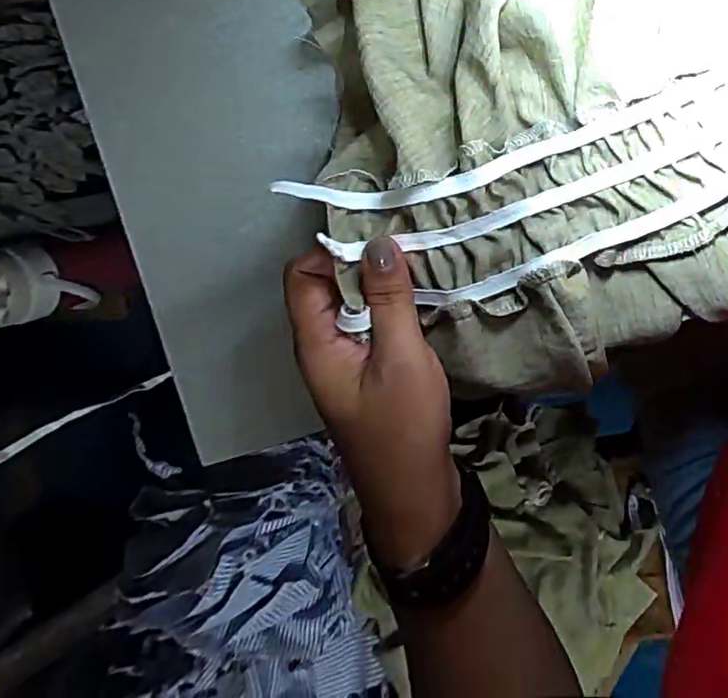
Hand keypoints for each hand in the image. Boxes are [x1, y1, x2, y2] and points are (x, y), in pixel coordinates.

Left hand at [286, 237, 458, 568]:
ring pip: (352, 303)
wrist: (414, 489)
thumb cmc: (404, 425)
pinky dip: (392, 304)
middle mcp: (322, 347)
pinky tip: (424, 296)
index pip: (304, 277)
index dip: (336, 251)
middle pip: (327, 286)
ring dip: (381, 282)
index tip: (382, 238)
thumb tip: (381, 243)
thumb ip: (389, 300)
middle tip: (410, 244)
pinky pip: (371, 321)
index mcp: (316, 344)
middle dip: (363, 261)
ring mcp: (345, 359)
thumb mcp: (401, 357)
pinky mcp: (368, 368)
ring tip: (422, 262)